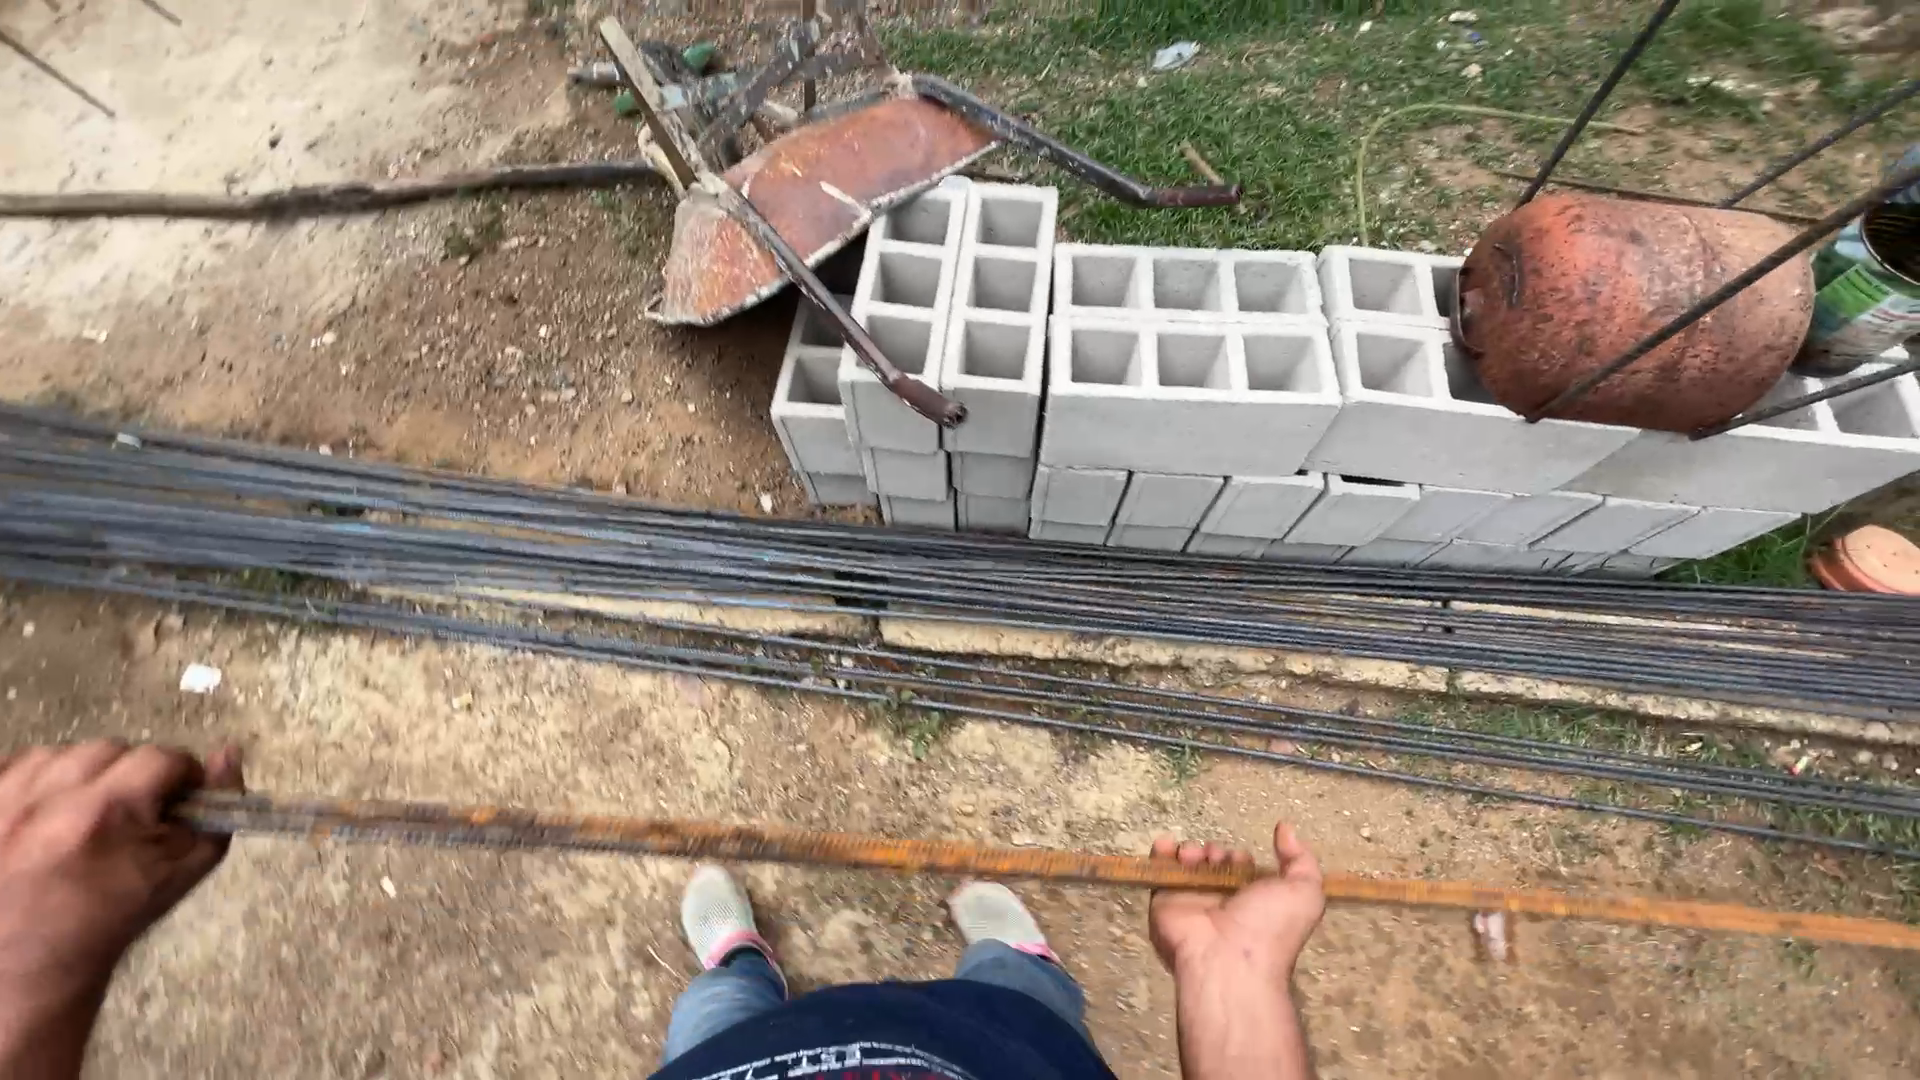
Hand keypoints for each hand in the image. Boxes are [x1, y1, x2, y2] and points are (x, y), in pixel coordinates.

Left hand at [0, 742, 242, 1029]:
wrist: (24, 968)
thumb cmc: (115, 914)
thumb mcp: (193, 861)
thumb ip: (223, 803)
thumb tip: (230, 753)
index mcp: (106, 811)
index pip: (161, 758)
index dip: (182, 775)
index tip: (180, 800)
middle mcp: (44, 803)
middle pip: (107, 749)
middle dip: (130, 772)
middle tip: (133, 806)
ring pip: (54, 755)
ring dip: (79, 772)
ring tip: (84, 806)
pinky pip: (5, 767)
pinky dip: (28, 778)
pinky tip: (40, 806)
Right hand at [1148, 823, 1323, 990]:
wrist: (1229, 961)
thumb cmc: (1269, 926)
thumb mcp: (1303, 894)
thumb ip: (1301, 860)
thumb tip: (1286, 828)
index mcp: (1250, 900)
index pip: (1239, 867)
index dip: (1239, 856)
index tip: (1240, 859)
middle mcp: (1219, 899)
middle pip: (1211, 860)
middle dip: (1213, 850)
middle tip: (1216, 858)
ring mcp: (1190, 899)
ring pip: (1186, 861)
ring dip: (1189, 849)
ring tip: (1194, 857)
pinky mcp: (1163, 900)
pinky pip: (1158, 869)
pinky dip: (1160, 852)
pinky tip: (1167, 845)